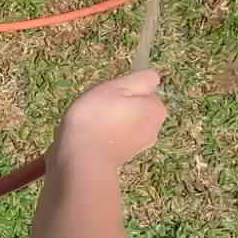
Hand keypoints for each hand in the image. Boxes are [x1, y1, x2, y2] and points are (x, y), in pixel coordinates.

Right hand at [50, 69, 166, 171]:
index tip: (107, 96)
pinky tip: (90, 139)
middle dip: (120, 108)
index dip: (125, 91)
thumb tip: (152, 79)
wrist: (81, 158)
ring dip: (111, 123)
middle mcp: (154, 128)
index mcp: (156, 109)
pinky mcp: (122, 158)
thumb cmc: (96, 118)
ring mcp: (139, 146)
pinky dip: (105, 137)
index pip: (144, 91)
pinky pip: (115, 139)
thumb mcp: (116, 87)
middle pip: (136, 109)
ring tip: (90, 125)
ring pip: (125, 125)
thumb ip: (139, 80)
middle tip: (97, 109)